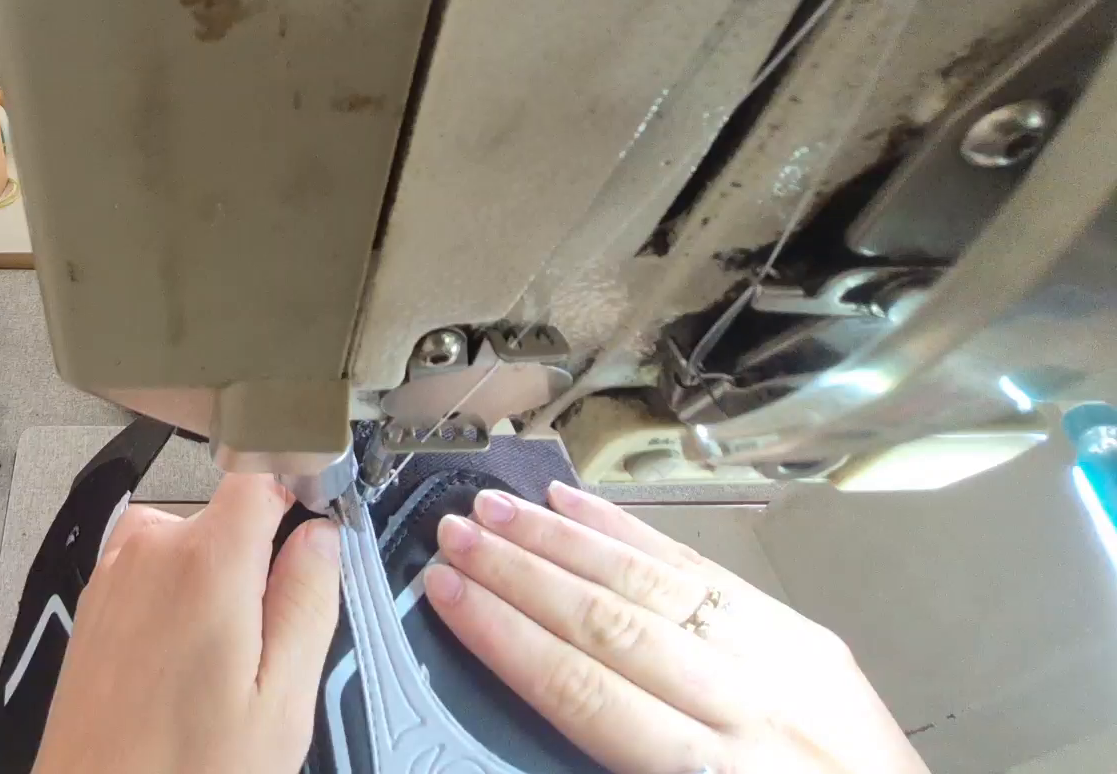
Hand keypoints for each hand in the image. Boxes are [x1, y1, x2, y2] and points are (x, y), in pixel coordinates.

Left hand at [33, 474, 341, 773]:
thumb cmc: (180, 773)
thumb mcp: (278, 702)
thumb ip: (307, 602)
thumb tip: (322, 538)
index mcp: (207, 561)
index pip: (258, 469)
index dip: (292, 480)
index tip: (311, 511)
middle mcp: (153, 548)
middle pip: (228, 511)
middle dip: (257, 557)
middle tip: (261, 636)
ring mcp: (117, 566)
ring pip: (192, 538)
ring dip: (215, 577)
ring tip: (214, 660)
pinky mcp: (97, 591)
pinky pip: (154, 561)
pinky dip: (177, 589)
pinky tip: (179, 656)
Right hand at [423, 481, 928, 773]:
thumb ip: (599, 757)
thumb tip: (515, 682)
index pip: (581, 689)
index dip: (501, 633)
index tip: (442, 588)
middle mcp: (759, 718)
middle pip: (609, 622)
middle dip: (516, 570)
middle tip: (453, 532)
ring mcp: (790, 668)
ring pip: (648, 581)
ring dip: (557, 537)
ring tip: (492, 507)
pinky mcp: (807, 637)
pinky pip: (700, 569)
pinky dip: (627, 531)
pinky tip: (572, 502)